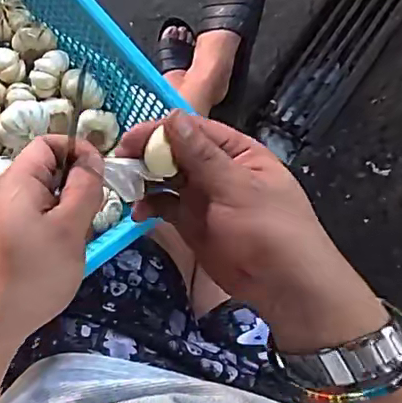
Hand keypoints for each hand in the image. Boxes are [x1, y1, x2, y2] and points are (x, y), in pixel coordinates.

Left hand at [0, 135, 105, 339]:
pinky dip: (61, 224)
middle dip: (78, 183)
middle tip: (92, 213)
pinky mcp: (15, 234)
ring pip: (52, 194)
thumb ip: (84, 188)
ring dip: (72, 208)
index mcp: (19, 179)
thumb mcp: (69, 228)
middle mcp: (11, 191)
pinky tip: (66, 249)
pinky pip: (44, 215)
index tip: (101, 174)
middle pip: (52, 167)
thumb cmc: (34, 273)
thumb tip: (93, 159)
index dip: (78, 149)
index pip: (49, 142)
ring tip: (79, 235)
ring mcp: (12, 214)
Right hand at [117, 112, 385, 347]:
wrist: (283, 286)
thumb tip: (172, 116)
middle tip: (118, 162)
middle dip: (145, 154)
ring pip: (164, 178)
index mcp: (235, 151)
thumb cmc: (269, 229)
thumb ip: (201, 154)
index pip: (192, 129)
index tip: (129, 139)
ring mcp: (201, 195)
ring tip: (122, 186)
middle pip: (173, 151)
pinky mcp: (190, 221)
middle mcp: (215, 168)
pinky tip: (137, 213)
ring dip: (143, 180)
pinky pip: (164, 205)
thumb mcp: (236, 187)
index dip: (159, 131)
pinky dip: (148, 206)